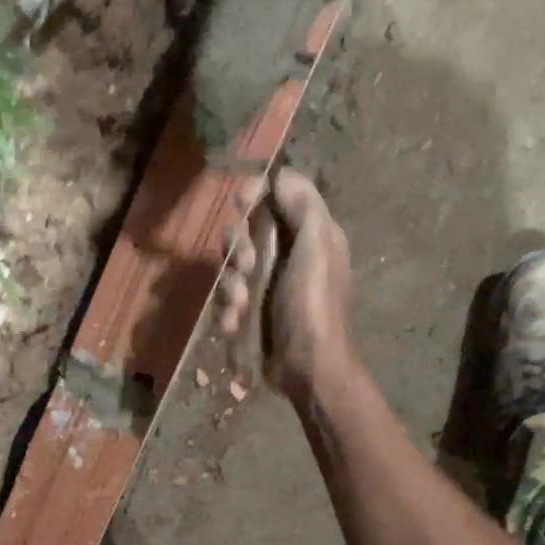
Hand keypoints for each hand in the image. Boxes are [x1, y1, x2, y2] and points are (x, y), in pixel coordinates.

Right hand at [218, 168, 355, 401]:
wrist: (308, 368)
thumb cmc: (314, 305)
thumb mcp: (318, 247)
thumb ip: (303, 206)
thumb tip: (281, 175)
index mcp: (310, 235)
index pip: (277, 196)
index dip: (256, 194)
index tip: (242, 200)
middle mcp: (288, 255)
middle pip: (245, 230)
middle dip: (237, 247)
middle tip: (246, 266)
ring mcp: (267, 285)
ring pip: (230, 266)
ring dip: (230, 285)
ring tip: (241, 305)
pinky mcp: (251, 313)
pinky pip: (226, 299)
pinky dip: (227, 311)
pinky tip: (235, 324)